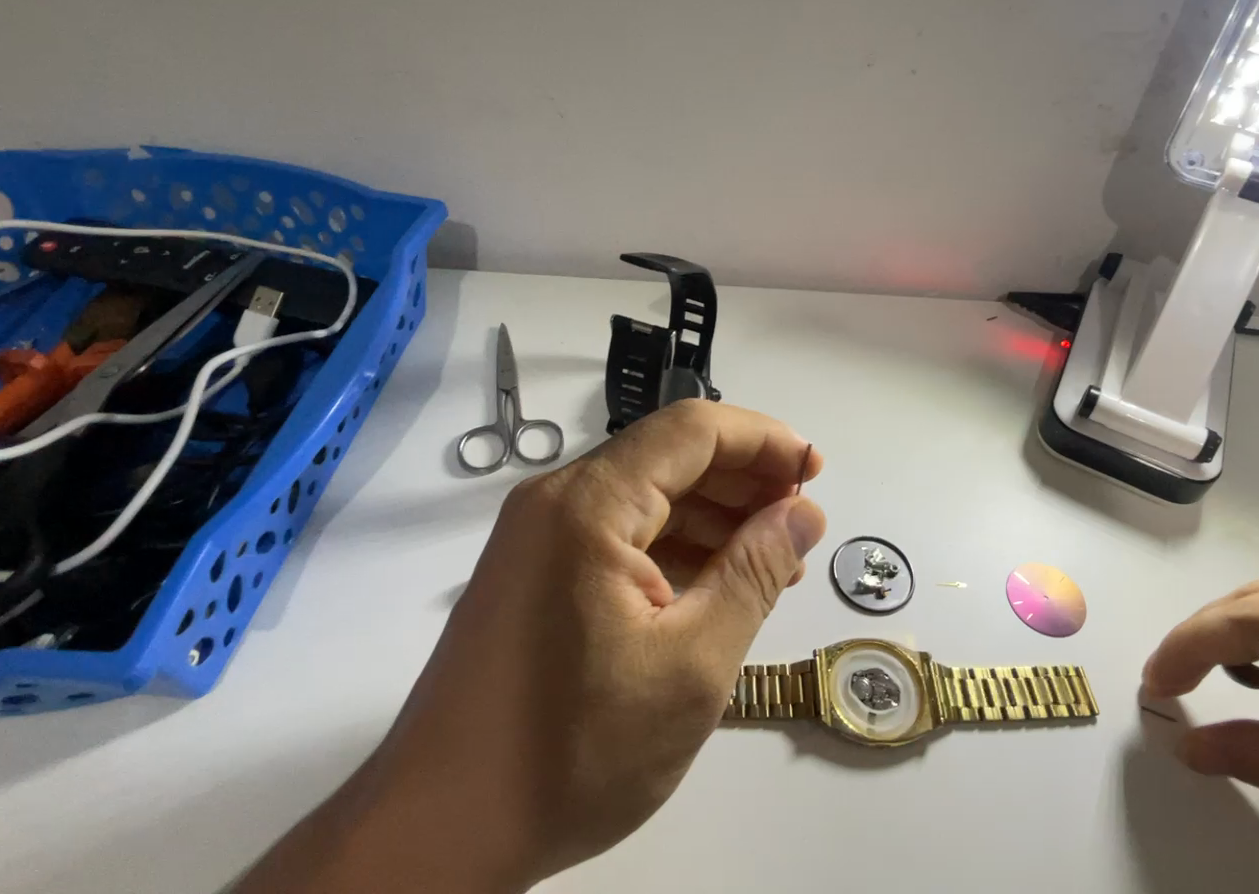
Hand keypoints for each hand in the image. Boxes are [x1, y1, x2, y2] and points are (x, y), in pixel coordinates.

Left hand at [237, 401, 825, 893]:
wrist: (442, 828)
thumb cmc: (574, 750)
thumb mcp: (692, 665)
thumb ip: (754, 573)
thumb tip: (802, 512)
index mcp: (589, 505)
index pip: (692, 430)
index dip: (764, 440)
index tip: (816, 472)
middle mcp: (554, 502)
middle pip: (666, 457)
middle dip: (743, 479)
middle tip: (801, 521)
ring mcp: (536, 538)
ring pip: (643, 498)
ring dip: (712, 517)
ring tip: (771, 561)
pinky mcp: (531, 575)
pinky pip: (615, 536)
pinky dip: (671, 548)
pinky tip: (713, 585)